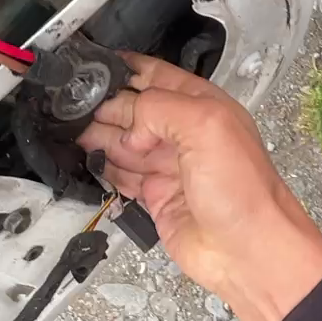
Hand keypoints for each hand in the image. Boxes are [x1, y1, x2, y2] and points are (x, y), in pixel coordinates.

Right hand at [77, 53, 321, 320]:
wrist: (249, 251)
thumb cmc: (245, 192)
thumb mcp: (206, 126)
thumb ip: (160, 108)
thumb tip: (130, 125)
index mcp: (202, 107)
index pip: (156, 77)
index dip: (125, 70)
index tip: (93, 69)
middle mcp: (185, 134)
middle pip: (133, 110)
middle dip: (104, 106)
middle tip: (73, 107)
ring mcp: (170, 166)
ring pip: (123, 143)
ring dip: (98, 137)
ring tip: (72, 132)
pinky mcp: (158, 197)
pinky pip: (123, 176)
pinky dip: (105, 169)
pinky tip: (90, 161)